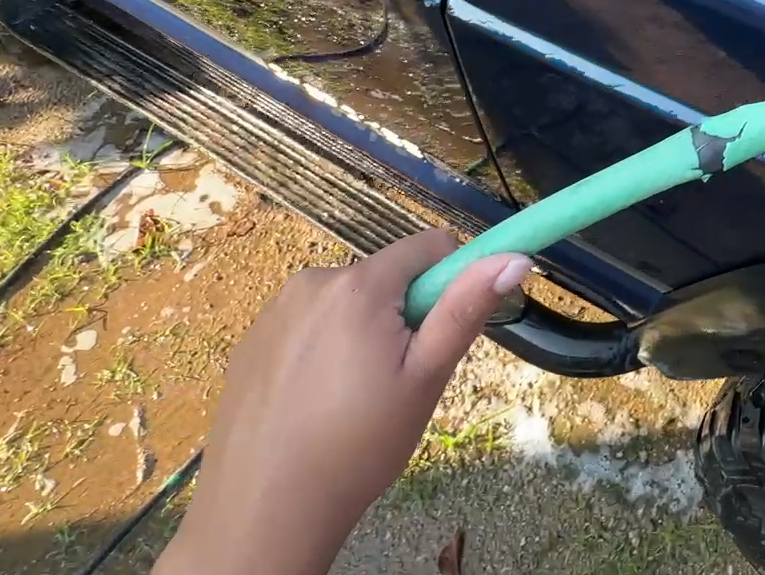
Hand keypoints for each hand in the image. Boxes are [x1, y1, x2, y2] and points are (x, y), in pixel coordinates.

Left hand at [155, 230, 530, 574]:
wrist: (260, 518)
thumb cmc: (359, 445)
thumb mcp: (427, 376)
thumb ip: (467, 307)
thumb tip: (515, 258)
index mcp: (360, 285)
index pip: (430, 246)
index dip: (450, 281)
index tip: (440, 334)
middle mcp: (312, 281)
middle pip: (388, 275)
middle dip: (405, 312)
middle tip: (399, 376)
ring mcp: (274, 310)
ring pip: (350, 299)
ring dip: (366, 327)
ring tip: (356, 393)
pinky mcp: (249, 341)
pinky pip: (310, 322)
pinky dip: (325, 345)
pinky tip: (316, 400)